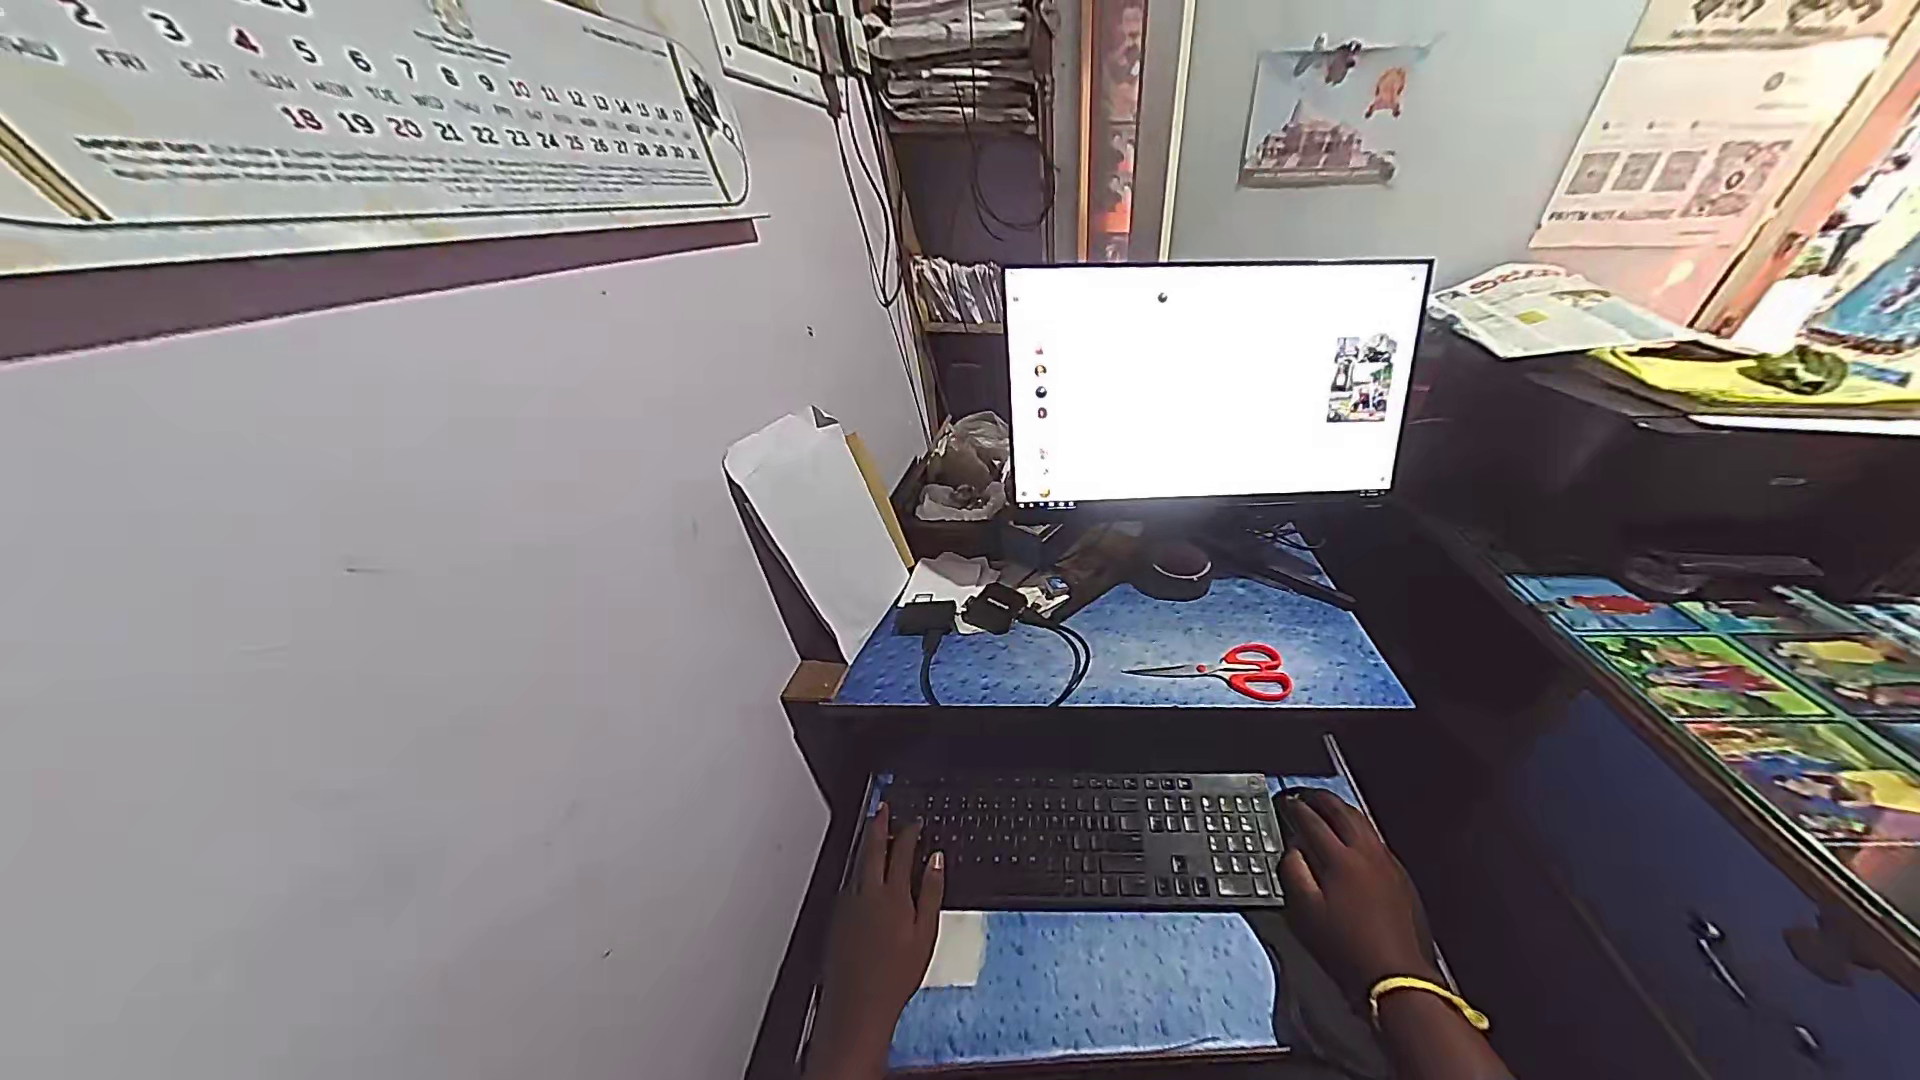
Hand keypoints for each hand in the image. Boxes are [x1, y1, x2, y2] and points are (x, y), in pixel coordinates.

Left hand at [807, 803, 945, 1078]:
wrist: (857, 1007)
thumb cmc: (895, 977)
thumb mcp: (925, 934)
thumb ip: (931, 892)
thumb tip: (936, 861)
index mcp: (893, 894)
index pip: (902, 851)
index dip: (909, 832)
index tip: (915, 822)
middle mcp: (868, 893)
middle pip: (873, 847)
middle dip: (879, 824)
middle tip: (883, 807)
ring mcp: (850, 902)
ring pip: (859, 862)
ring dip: (868, 843)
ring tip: (875, 830)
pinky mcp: (838, 915)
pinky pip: (850, 879)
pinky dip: (859, 867)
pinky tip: (864, 871)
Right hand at [1278, 789, 1435, 997]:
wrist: (1398, 979)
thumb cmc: (1345, 946)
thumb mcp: (1304, 911)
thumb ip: (1293, 871)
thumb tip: (1291, 849)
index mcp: (1339, 859)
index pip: (1311, 820)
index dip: (1293, 807)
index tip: (1283, 802)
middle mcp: (1366, 853)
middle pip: (1341, 811)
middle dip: (1318, 798)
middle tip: (1303, 795)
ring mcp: (1388, 864)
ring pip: (1363, 822)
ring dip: (1340, 809)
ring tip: (1325, 808)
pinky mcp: (1402, 878)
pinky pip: (1376, 840)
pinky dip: (1358, 828)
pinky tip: (1351, 838)